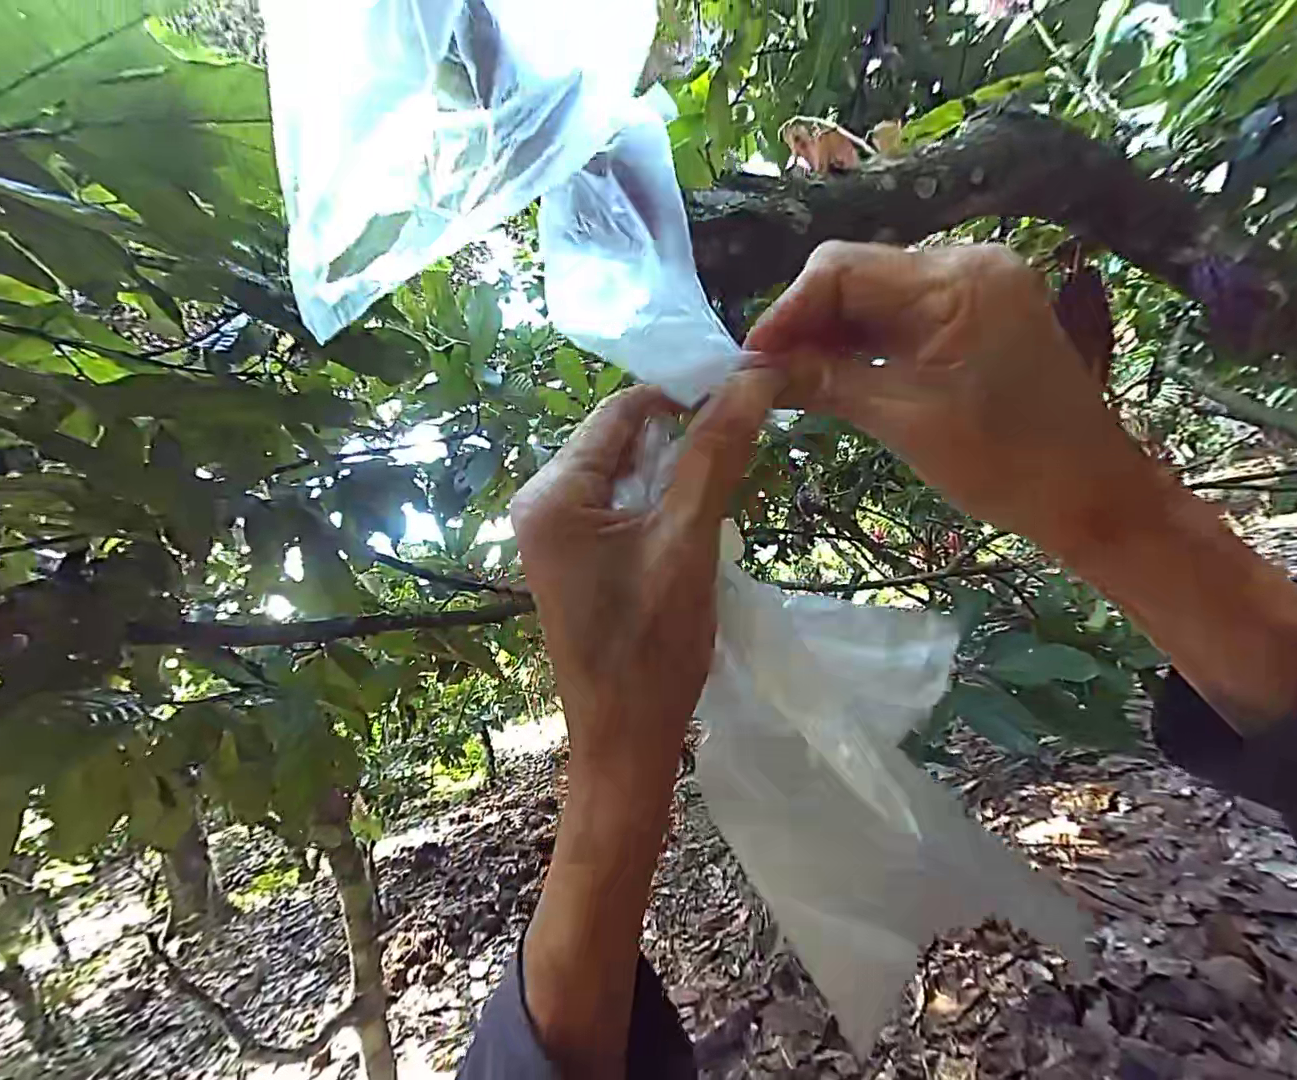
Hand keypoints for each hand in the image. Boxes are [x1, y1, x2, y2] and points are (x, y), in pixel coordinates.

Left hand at [510, 370, 777, 1077]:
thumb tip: (753, 375)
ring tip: (728, 474)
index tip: (740, 387)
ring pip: (626, 473)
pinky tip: (697, 512)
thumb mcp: (689, 540)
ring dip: (676, 468)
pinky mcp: (576, 558)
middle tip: (743, 431)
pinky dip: (661, 500)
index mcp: (555, 493)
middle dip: (681, 432)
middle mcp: (543, 504)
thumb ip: (717, 453)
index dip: (681, 392)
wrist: (627, 740)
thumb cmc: (655, 647)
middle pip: (621, 440)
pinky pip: (621, 507)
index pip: (621, 411)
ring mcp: (556, 534)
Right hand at [749, 241, 1296, 728]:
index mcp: (956, 280)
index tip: (749, 363)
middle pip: (856, 278)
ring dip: (829, 339)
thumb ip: (828, 383)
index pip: (841, 270)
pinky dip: (863, 349)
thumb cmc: (1008, 466)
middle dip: (804, 326)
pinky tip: (834, 378)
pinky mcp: (975, 320)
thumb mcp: (906, 422)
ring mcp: (974, 291)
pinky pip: (901, 322)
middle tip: (764, 378)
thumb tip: (755, 371)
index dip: (786, 313)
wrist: (1091, 496)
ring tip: (790, 383)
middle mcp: (966, 265)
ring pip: (874, 302)